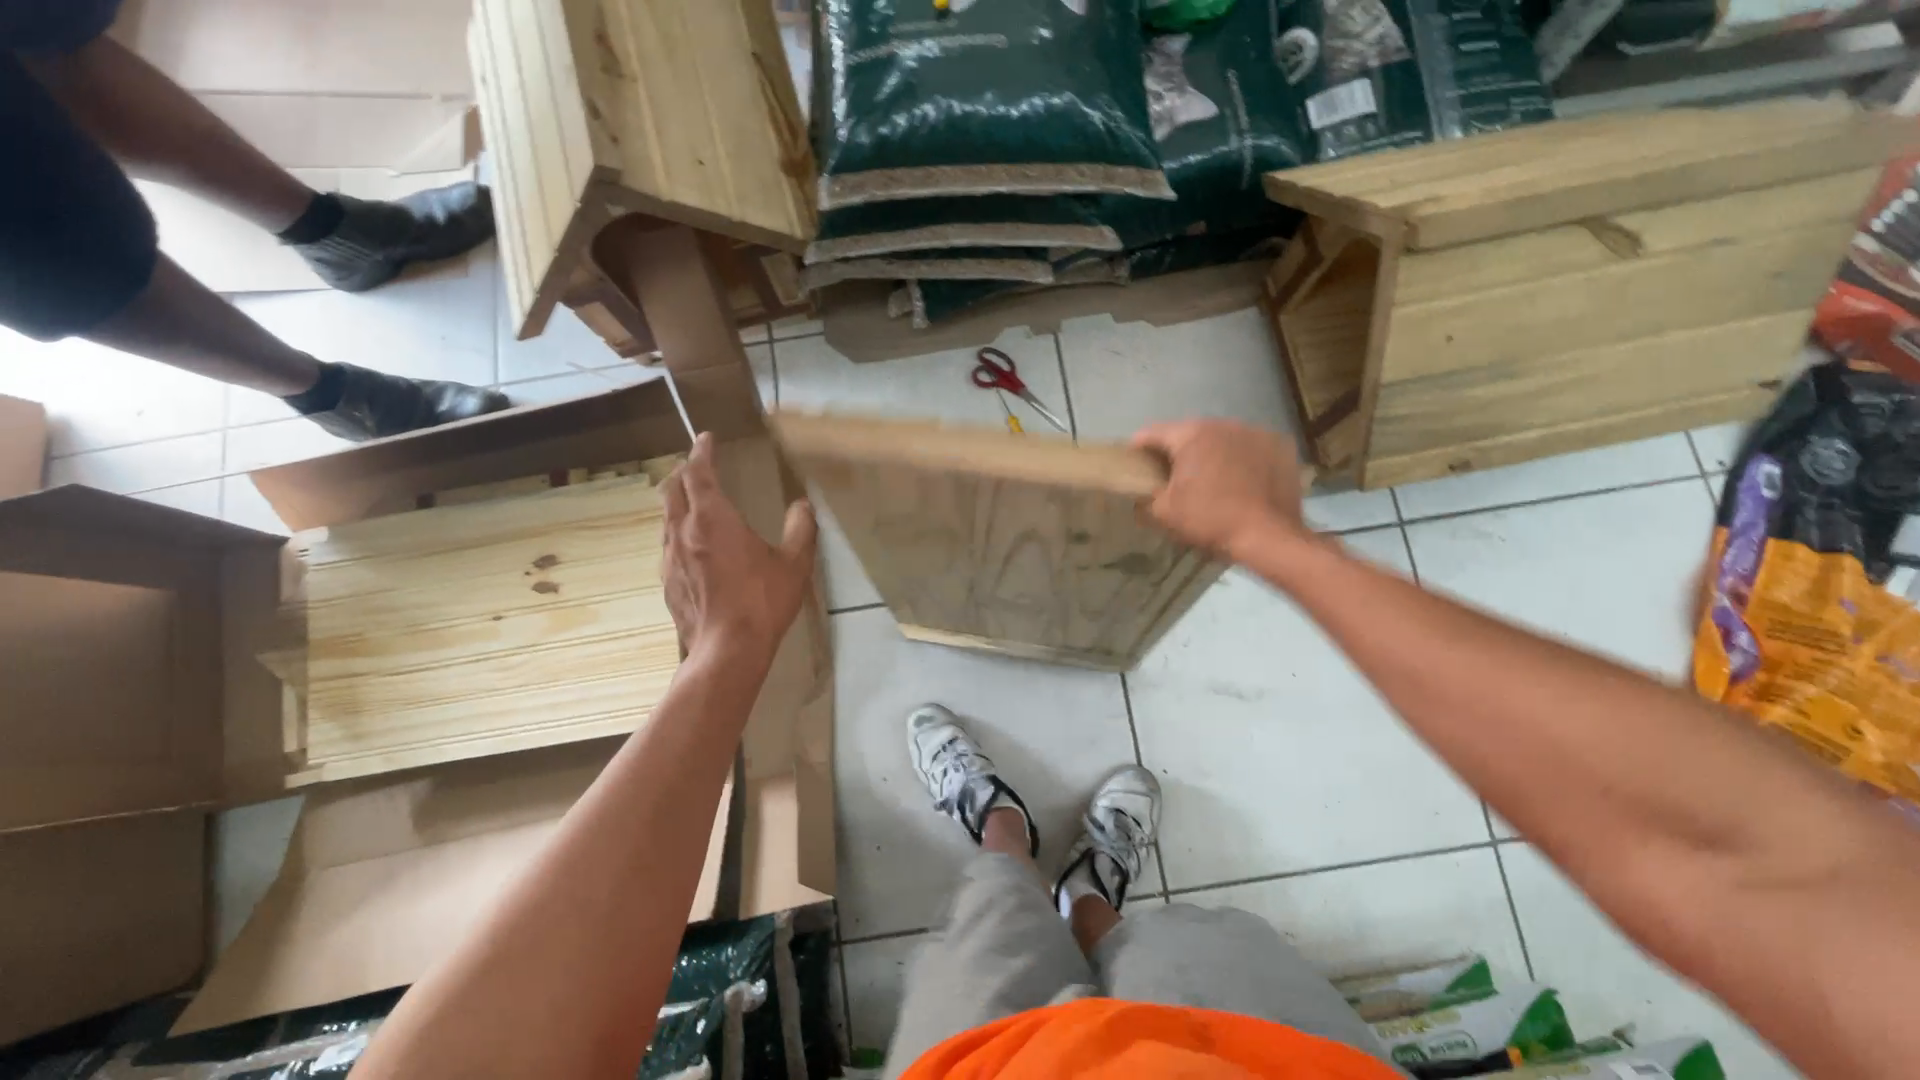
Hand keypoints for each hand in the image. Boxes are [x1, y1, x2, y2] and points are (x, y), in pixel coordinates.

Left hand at [661, 433, 818, 658]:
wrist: (728, 651)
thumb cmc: (763, 602)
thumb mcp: (794, 564)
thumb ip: (800, 529)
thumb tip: (803, 506)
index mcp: (713, 518)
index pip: (699, 472)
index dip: (702, 451)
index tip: (706, 438)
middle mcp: (684, 531)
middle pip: (672, 489)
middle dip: (684, 472)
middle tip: (697, 467)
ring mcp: (670, 559)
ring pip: (666, 518)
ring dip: (677, 502)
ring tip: (692, 503)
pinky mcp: (667, 583)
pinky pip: (667, 546)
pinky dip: (678, 533)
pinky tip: (692, 548)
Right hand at [1132, 420, 1307, 558]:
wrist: (1269, 537)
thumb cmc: (1211, 520)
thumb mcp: (1164, 514)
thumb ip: (1145, 498)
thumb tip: (1141, 495)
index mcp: (1191, 434)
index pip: (1153, 433)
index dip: (1139, 448)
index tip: (1135, 464)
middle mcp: (1224, 424)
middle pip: (1190, 433)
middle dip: (1180, 451)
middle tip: (1174, 476)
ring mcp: (1256, 432)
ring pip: (1223, 438)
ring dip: (1213, 452)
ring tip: (1212, 478)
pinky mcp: (1280, 445)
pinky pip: (1251, 447)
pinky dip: (1243, 459)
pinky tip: (1243, 480)